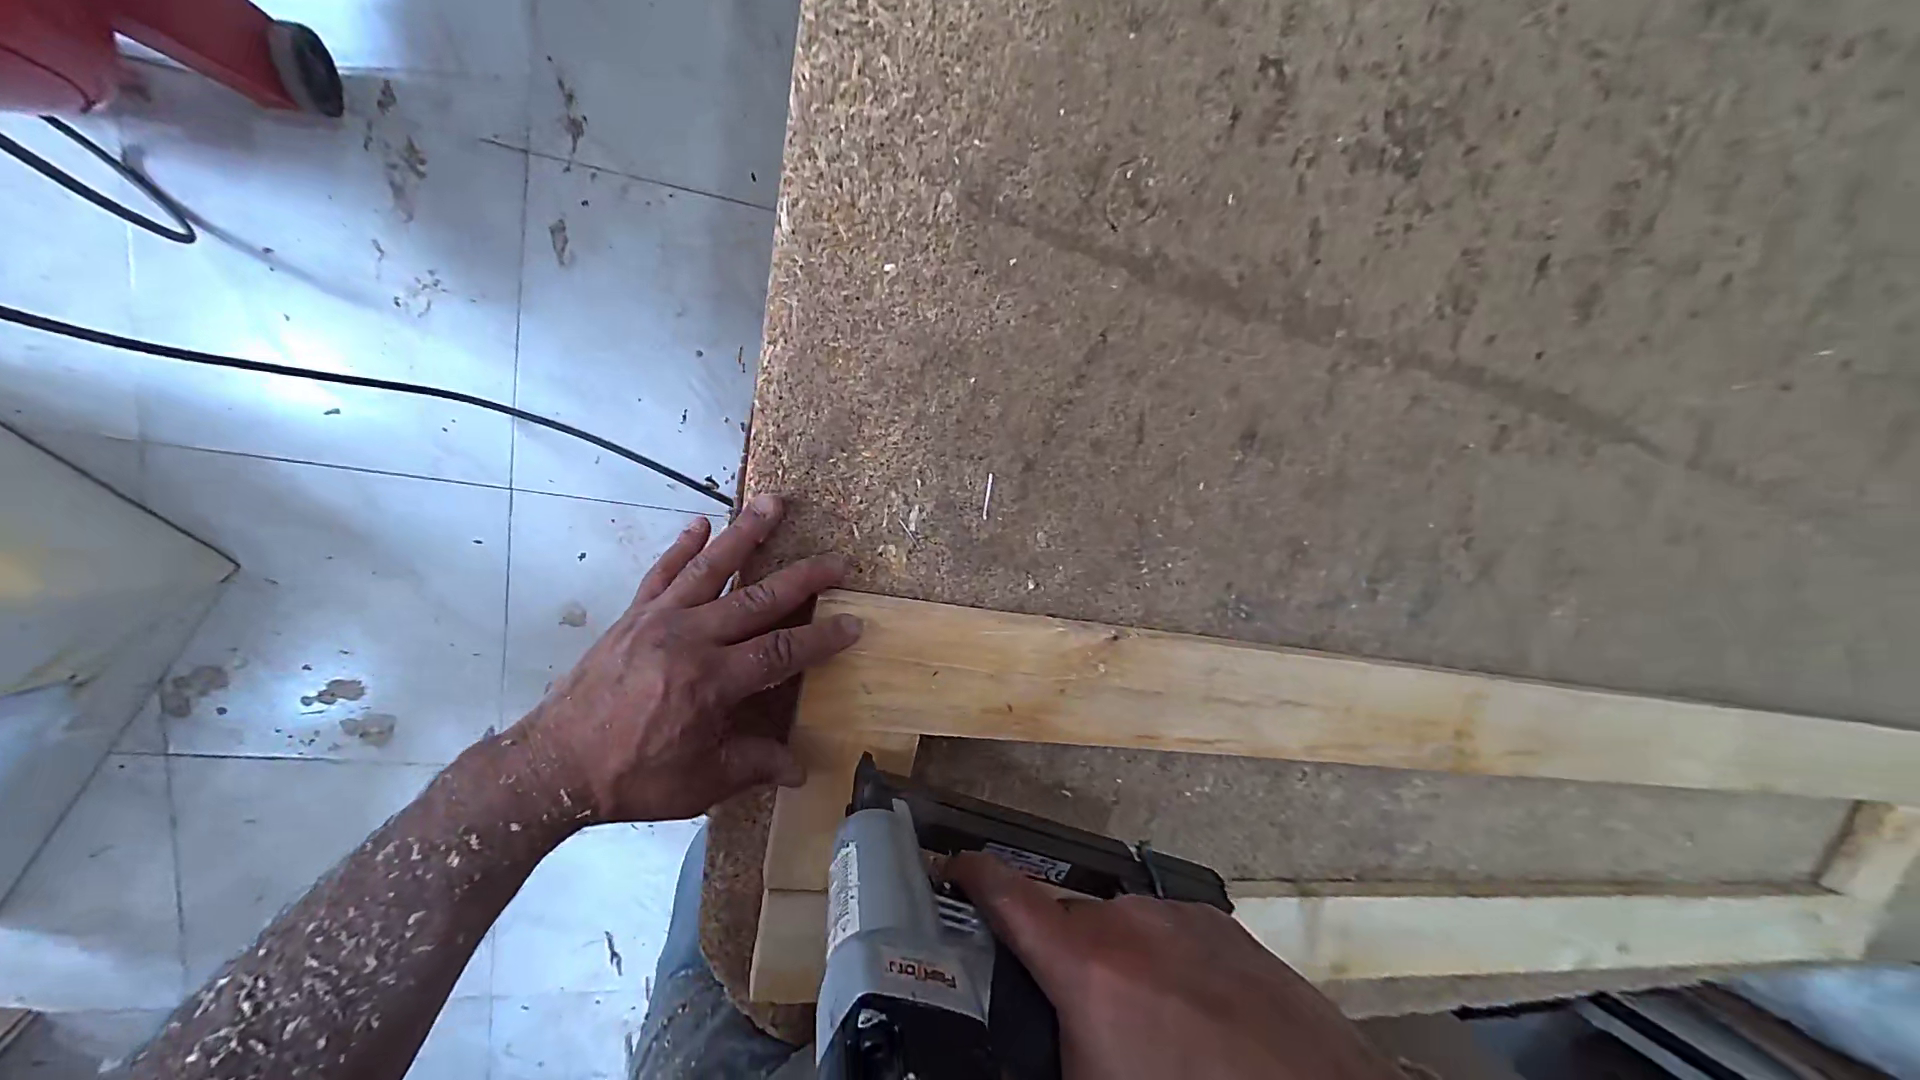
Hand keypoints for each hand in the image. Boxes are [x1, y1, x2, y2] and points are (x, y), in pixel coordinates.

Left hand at [516, 493, 861, 822]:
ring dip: (746, 533)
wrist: (551, 766)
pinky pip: (662, 573)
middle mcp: (691, 639)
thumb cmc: (631, 778)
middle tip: (838, 561)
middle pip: (759, 598)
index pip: (782, 650)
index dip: (822, 638)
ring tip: (773, 503)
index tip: (853, 624)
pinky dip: (683, 547)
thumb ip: (754, 765)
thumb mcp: (700, 782)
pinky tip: (701, 524)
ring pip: (712, 568)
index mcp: (712, 681)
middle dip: (805, 578)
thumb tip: (801, 770)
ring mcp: (659, 620)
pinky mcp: (633, 616)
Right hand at [946, 854, 1400, 1079]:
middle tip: (1070, 1008)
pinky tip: (1189, 1013)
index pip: (1008, 896)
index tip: (955, 864)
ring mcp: (1180, 919)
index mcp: (1087, 966)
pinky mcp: (1224, 928)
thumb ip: (1052, 1044)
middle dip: (1058, 956)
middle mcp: (1129, 924)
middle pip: (1067, 921)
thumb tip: (1041, 1034)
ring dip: (1117, 963)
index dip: (972, 874)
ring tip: (1142, 1023)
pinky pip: (1170, 932)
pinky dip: (1162, 960)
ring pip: (1122, 928)